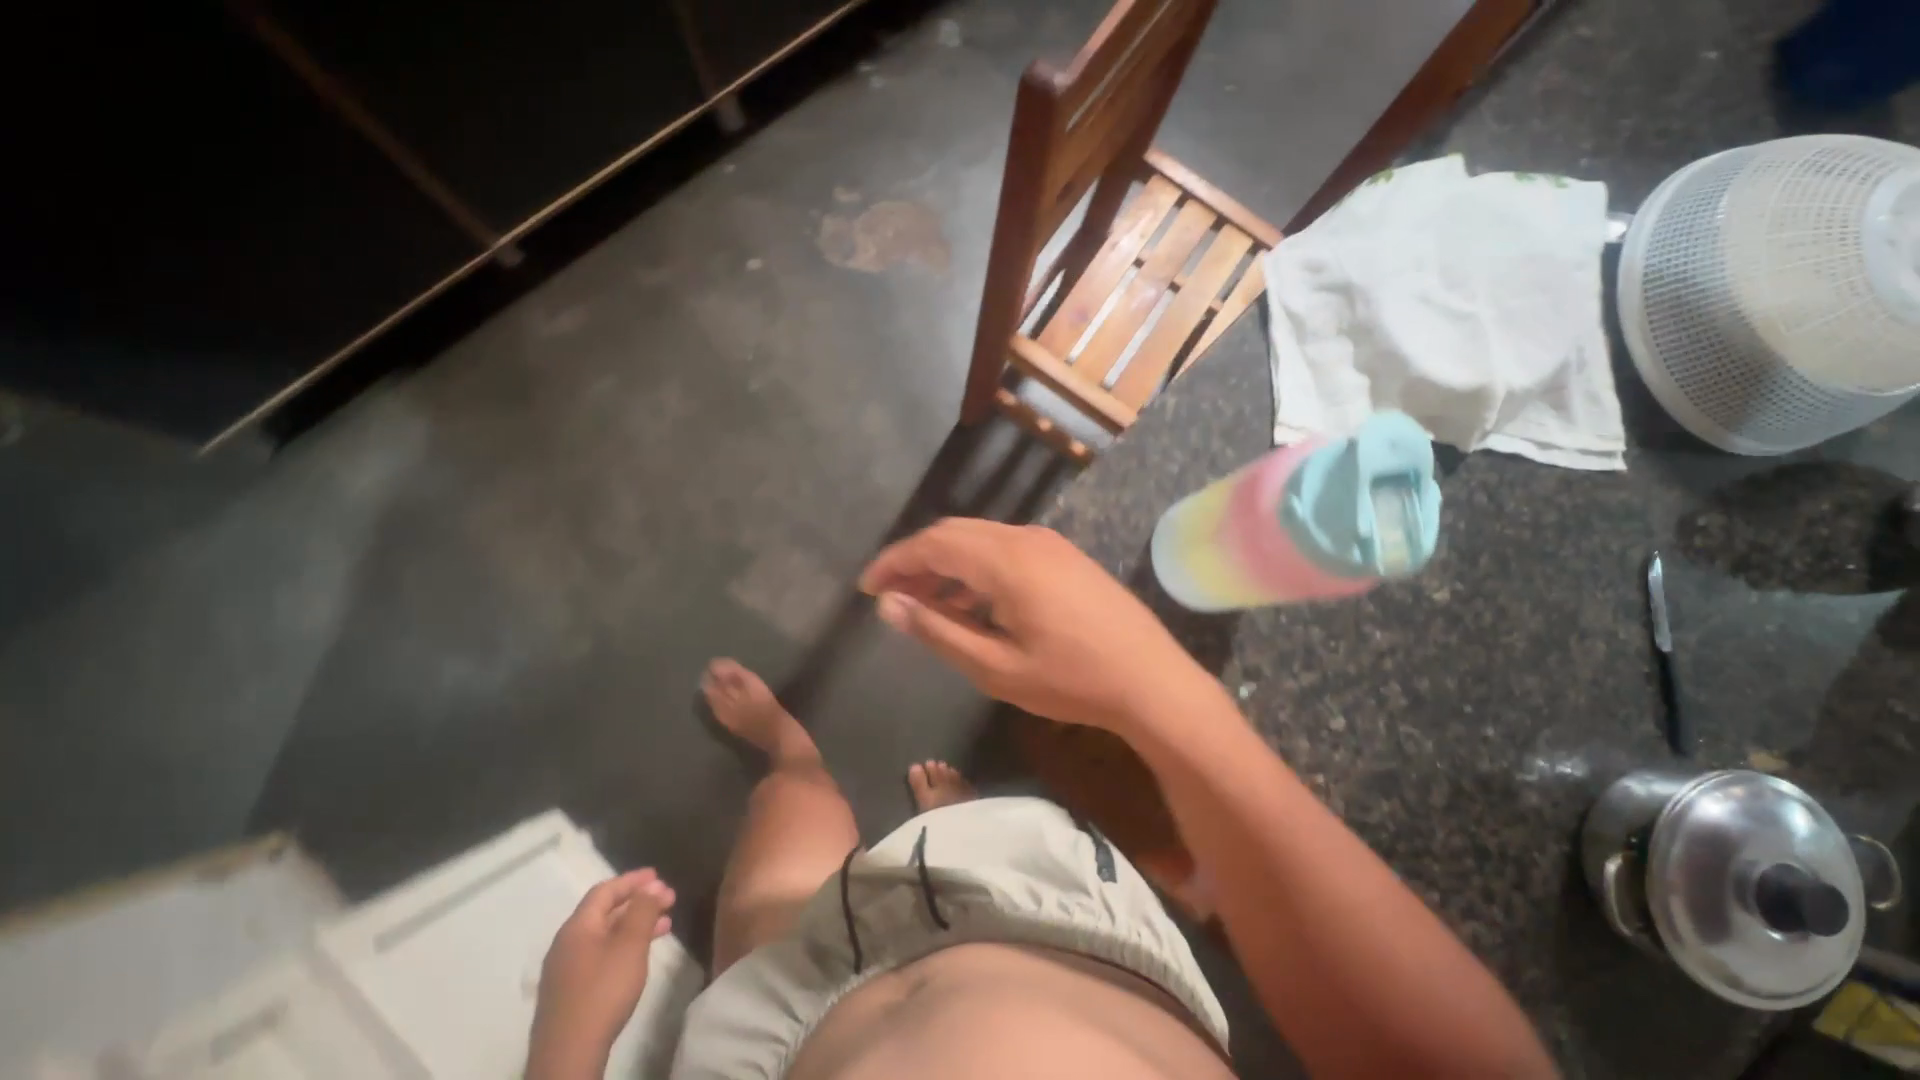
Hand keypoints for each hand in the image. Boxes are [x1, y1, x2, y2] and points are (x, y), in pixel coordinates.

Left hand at [527, 869, 675, 1079]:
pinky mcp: (569, 993)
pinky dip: (623, 947)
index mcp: (577, 927)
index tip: (658, 876)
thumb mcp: (630, 946)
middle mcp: (566, 943)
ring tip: (665, 926)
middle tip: (669, 899)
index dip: (632, 880)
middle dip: (638, 903)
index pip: (604, 891)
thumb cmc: (603, 992)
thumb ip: (642, 912)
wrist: (568, 1053)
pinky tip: (638, 958)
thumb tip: (651, 886)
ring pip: (604, 936)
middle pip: (604, 913)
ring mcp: (565, 970)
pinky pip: (599, 955)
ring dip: (634, 926)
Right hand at [860, 518, 1220, 733]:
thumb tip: (889, 605)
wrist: (1151, 680)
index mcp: (1006, 560)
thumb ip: (938, 631)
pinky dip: (976, 568)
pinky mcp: (1065, 556)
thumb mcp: (995, 667)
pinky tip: (971, 604)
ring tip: (924, 605)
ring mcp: (1050, 544)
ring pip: (980, 539)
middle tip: (891, 598)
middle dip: (916, 561)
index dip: (893, 563)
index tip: (867, 589)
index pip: (932, 544)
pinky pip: (1005, 549)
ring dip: (947, 565)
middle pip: (954, 533)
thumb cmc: (1070, 680)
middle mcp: (1026, 538)